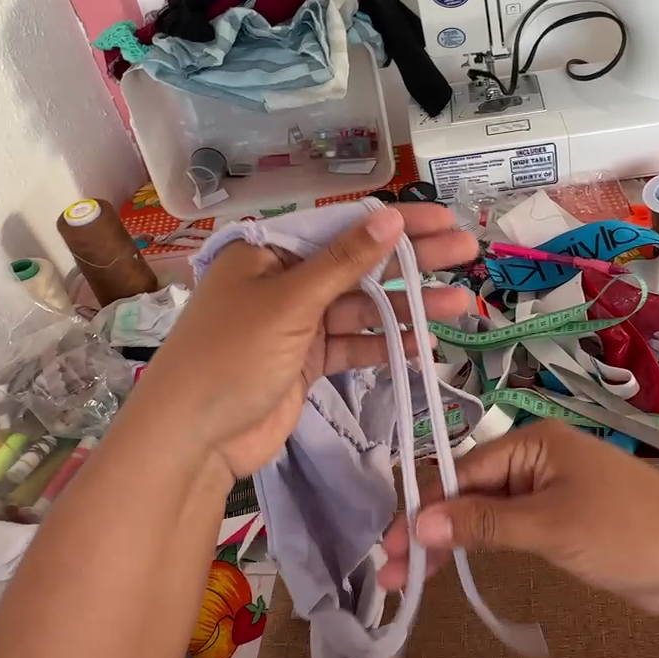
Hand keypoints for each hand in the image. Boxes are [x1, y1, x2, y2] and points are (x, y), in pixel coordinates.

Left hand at [132, 203, 476, 477]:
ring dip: (409, 307)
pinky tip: (424, 344)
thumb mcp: (290, 301)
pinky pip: (355, 344)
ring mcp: (298, 323)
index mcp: (270, 252)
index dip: (397, 222)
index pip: (344, 226)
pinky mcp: (308, 361)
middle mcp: (286, 281)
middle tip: (467, 250)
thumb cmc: (231, 355)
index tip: (444, 219)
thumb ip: (345, 261)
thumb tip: (390, 217)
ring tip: (461, 304)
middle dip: (414, 260)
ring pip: (364, 308)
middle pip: (360, 264)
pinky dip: (387, 345)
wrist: (192, 440)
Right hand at [376, 420, 658, 615]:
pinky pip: (509, 527)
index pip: (463, 472)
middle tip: (393, 574)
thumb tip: (418, 523)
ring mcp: (548, 490)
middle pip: (470, 491)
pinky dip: (482, 545)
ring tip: (413, 578)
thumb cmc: (624, 530)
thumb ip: (484, 524)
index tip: (390, 548)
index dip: (424, 508)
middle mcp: (536, 459)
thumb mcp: (549, 526)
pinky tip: (454, 565)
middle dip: (432, 528)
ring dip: (452, 540)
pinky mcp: (559, 520)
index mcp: (533, 443)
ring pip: (486, 511)